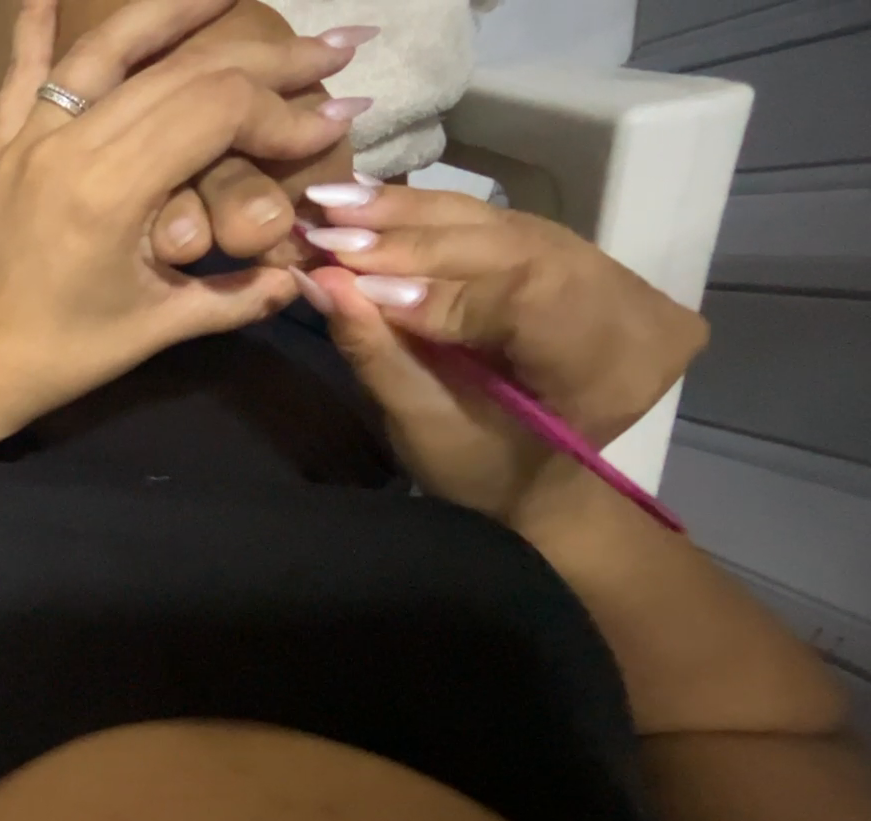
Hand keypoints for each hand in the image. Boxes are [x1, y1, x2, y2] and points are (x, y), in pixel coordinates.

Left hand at [0, 0, 359, 445]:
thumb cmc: (66, 358)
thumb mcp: (157, 330)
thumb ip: (234, 297)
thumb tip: (307, 273)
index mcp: (108, 195)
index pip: (215, 113)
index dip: (282, 112)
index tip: (332, 120)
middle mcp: (65, 150)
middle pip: (179, 73)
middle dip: (263, 59)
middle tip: (327, 50)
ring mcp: (24, 144)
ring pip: (105, 49)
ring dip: (172, 9)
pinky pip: (20, 78)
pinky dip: (36, 32)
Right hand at [292, 183, 709, 522]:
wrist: (532, 480)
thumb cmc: (477, 471)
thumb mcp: (420, 423)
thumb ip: (376, 351)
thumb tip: (319, 280)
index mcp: (610, 367)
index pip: (526, 299)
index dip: (434, 285)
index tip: (348, 274)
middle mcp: (637, 307)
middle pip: (518, 249)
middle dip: (413, 239)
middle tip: (328, 223)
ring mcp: (619, 275)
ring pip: (509, 226)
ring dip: (415, 215)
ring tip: (338, 203)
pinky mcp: (585, 258)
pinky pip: (508, 225)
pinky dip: (434, 217)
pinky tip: (375, 204)